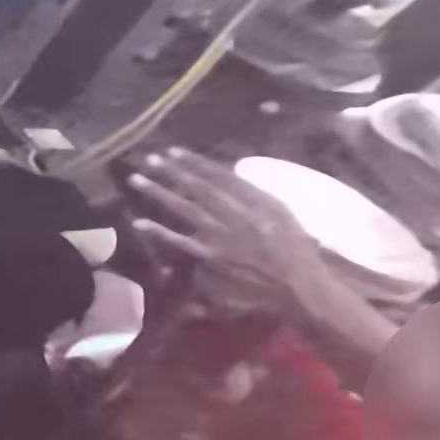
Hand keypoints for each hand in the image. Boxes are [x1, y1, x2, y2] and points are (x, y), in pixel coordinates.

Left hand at [126, 147, 327, 304]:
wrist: (304, 288)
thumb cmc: (296, 252)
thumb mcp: (285, 217)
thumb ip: (257, 197)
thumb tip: (229, 175)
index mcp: (266, 205)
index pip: (226, 178)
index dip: (198, 163)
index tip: (174, 151)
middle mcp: (244, 217)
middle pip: (202, 190)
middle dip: (174, 172)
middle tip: (149, 159)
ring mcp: (226, 237)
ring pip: (187, 209)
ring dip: (159, 193)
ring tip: (136, 179)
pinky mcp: (213, 257)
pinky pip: (182, 242)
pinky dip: (160, 232)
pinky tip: (138, 222)